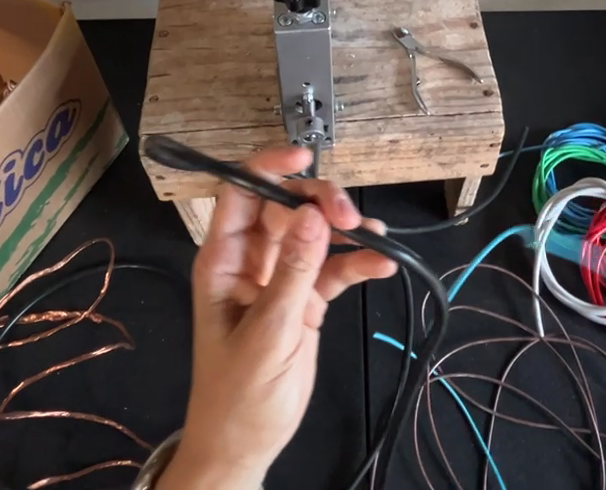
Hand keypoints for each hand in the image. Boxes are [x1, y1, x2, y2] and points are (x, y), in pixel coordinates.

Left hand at [158, 147, 396, 489]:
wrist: (246, 447)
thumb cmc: (239, 394)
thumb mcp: (267, 331)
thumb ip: (293, 272)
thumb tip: (313, 215)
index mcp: (224, 259)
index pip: (242, 192)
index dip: (269, 167)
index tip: (305, 158)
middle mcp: (252, 258)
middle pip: (288, 207)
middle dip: (320, 202)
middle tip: (350, 217)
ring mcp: (282, 275)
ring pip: (315, 232)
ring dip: (345, 229)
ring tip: (374, 237)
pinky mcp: (307, 296)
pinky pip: (333, 267)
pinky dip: (357, 262)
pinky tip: (380, 264)